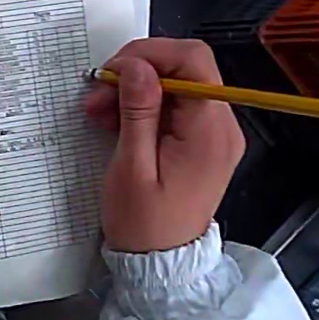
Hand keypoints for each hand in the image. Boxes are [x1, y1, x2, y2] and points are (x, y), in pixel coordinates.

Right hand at [83, 38, 245, 252]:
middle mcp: (221, 126)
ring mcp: (213, 132)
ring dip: (133, 88)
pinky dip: (142, 104)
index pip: (193, 61)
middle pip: (184, 68)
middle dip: (136, 71)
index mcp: (210, 131)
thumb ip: (137, 110)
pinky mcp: (200, 140)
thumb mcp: (132, 166)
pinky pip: (173, 105)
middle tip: (97, 93)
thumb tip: (134, 65)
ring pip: (174, 84)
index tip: (114, 70)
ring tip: (98, 109)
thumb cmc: (144, 224)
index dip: (150, 54)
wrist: (162, 265)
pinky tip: (114, 119)